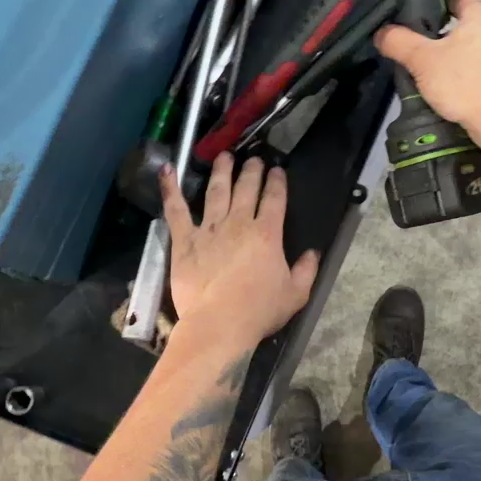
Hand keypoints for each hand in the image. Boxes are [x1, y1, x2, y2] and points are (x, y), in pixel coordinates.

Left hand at [160, 154, 319, 348]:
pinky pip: (176, 210)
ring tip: (224, 157)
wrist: (220, 323)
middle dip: (252, 171)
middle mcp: (238, 223)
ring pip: (216, 191)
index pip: (274, 199)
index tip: (277, 170)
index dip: (277, 182)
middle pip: (246, 189)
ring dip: (221, 171)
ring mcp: (209, 229)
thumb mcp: (296, 294)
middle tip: (254, 160)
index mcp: (267, 234)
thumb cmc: (260, 310)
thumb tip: (313, 253)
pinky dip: (170, 189)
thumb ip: (307, 270)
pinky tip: (167, 171)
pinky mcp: (184, 241)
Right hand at [375, 0, 480, 133]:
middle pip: (462, 23)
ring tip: (426, 68)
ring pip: (469, 47)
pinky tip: (447, 87)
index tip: (413, 16)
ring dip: (450, 55)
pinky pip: (477, 67)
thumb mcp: (422, 60)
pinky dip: (462, 72)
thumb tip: (381, 33)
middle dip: (438, 32)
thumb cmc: (462, 82)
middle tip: (414, 44)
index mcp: (480, 15)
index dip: (433, 3)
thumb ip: (399, 42)